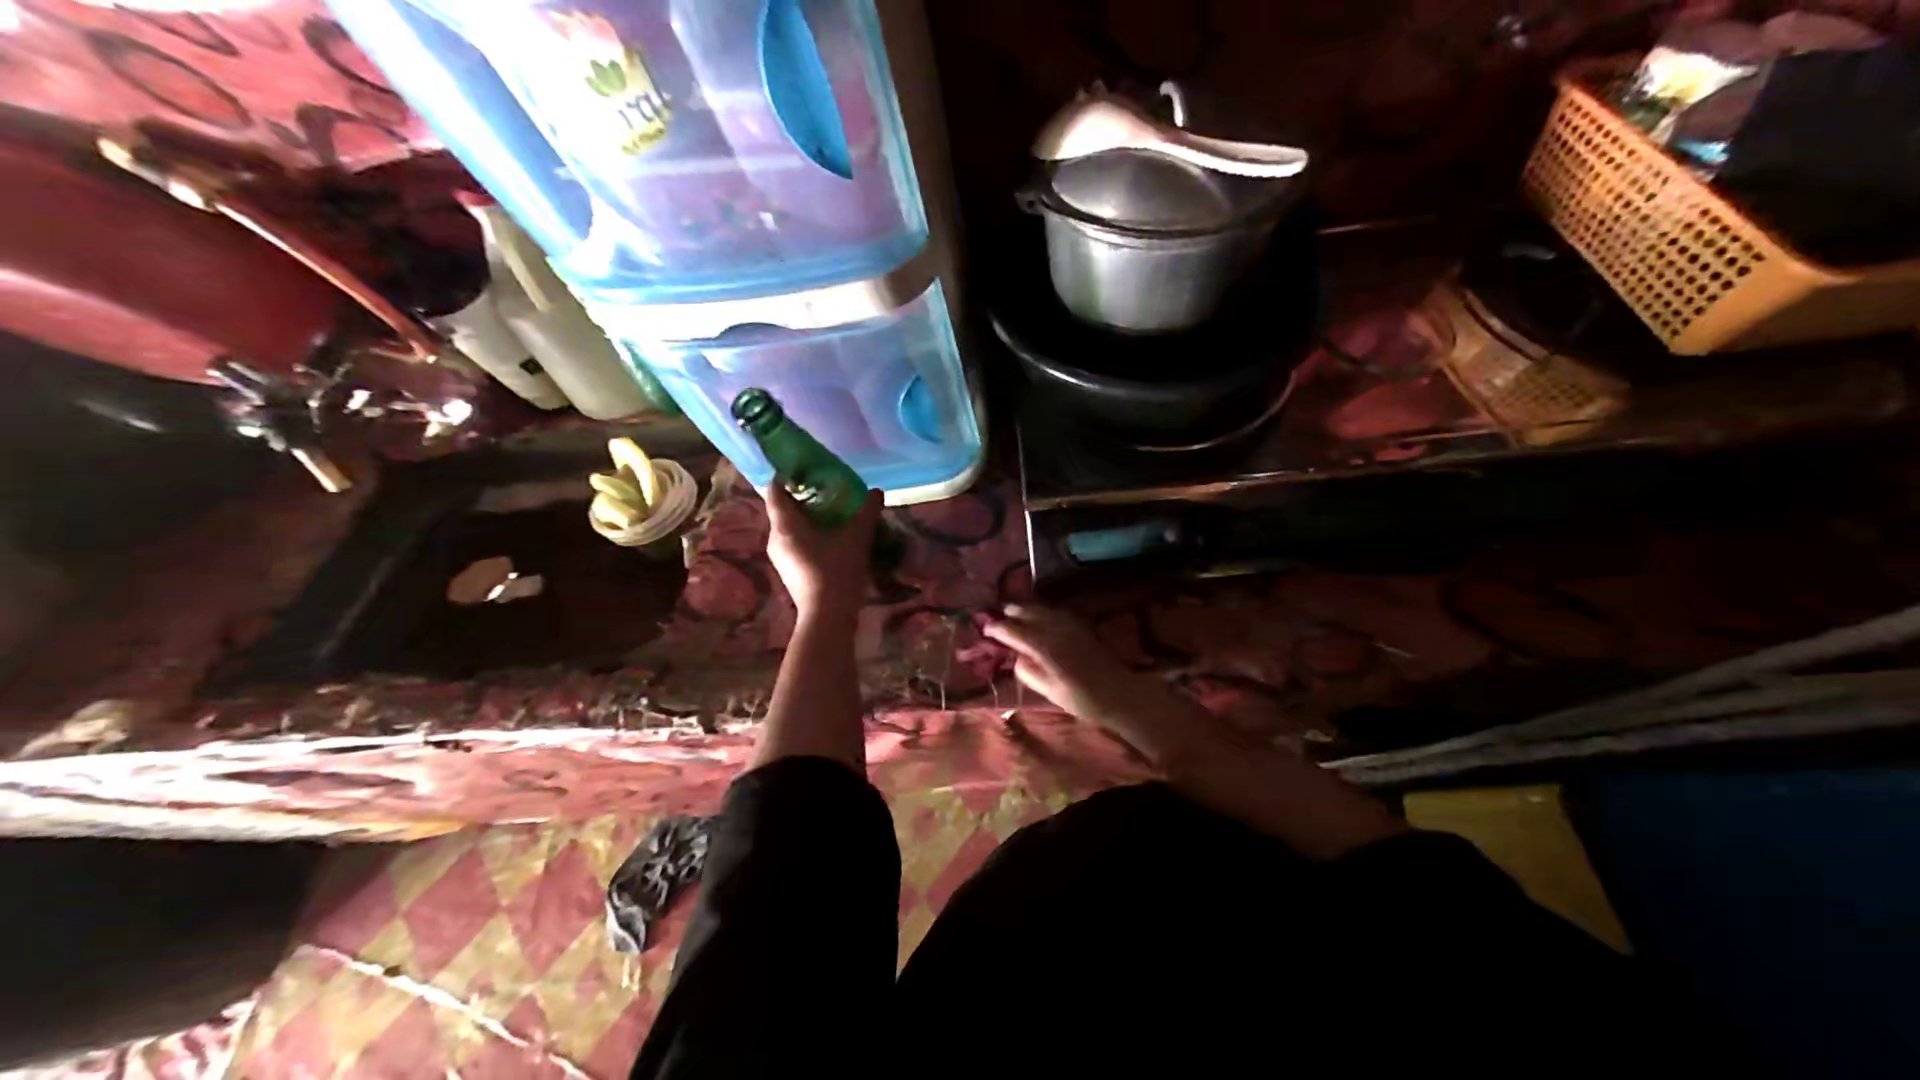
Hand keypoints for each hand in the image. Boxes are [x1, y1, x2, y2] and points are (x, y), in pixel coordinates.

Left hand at [764, 485, 881, 623]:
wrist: (828, 616)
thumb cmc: (836, 570)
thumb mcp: (856, 537)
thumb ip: (866, 511)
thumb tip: (876, 491)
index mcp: (784, 524)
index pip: (775, 489)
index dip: (787, 475)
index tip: (806, 468)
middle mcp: (775, 538)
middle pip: (782, 508)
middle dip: (803, 496)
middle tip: (827, 488)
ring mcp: (780, 557)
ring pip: (789, 527)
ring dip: (807, 517)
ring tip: (832, 512)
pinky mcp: (789, 571)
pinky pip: (795, 543)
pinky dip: (809, 535)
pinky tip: (831, 538)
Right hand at [983, 604, 1211, 758]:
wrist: (1122, 694)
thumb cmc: (1084, 699)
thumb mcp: (1049, 691)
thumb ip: (1028, 672)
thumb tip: (1017, 657)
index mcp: (1044, 646)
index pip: (1012, 630)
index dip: (996, 629)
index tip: (985, 632)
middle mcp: (1055, 628)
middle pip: (1025, 611)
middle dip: (1009, 615)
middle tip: (997, 623)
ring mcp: (1069, 623)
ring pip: (1039, 608)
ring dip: (1024, 611)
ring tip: (1013, 617)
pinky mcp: (1080, 624)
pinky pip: (1053, 611)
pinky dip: (1040, 612)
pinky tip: (1038, 619)